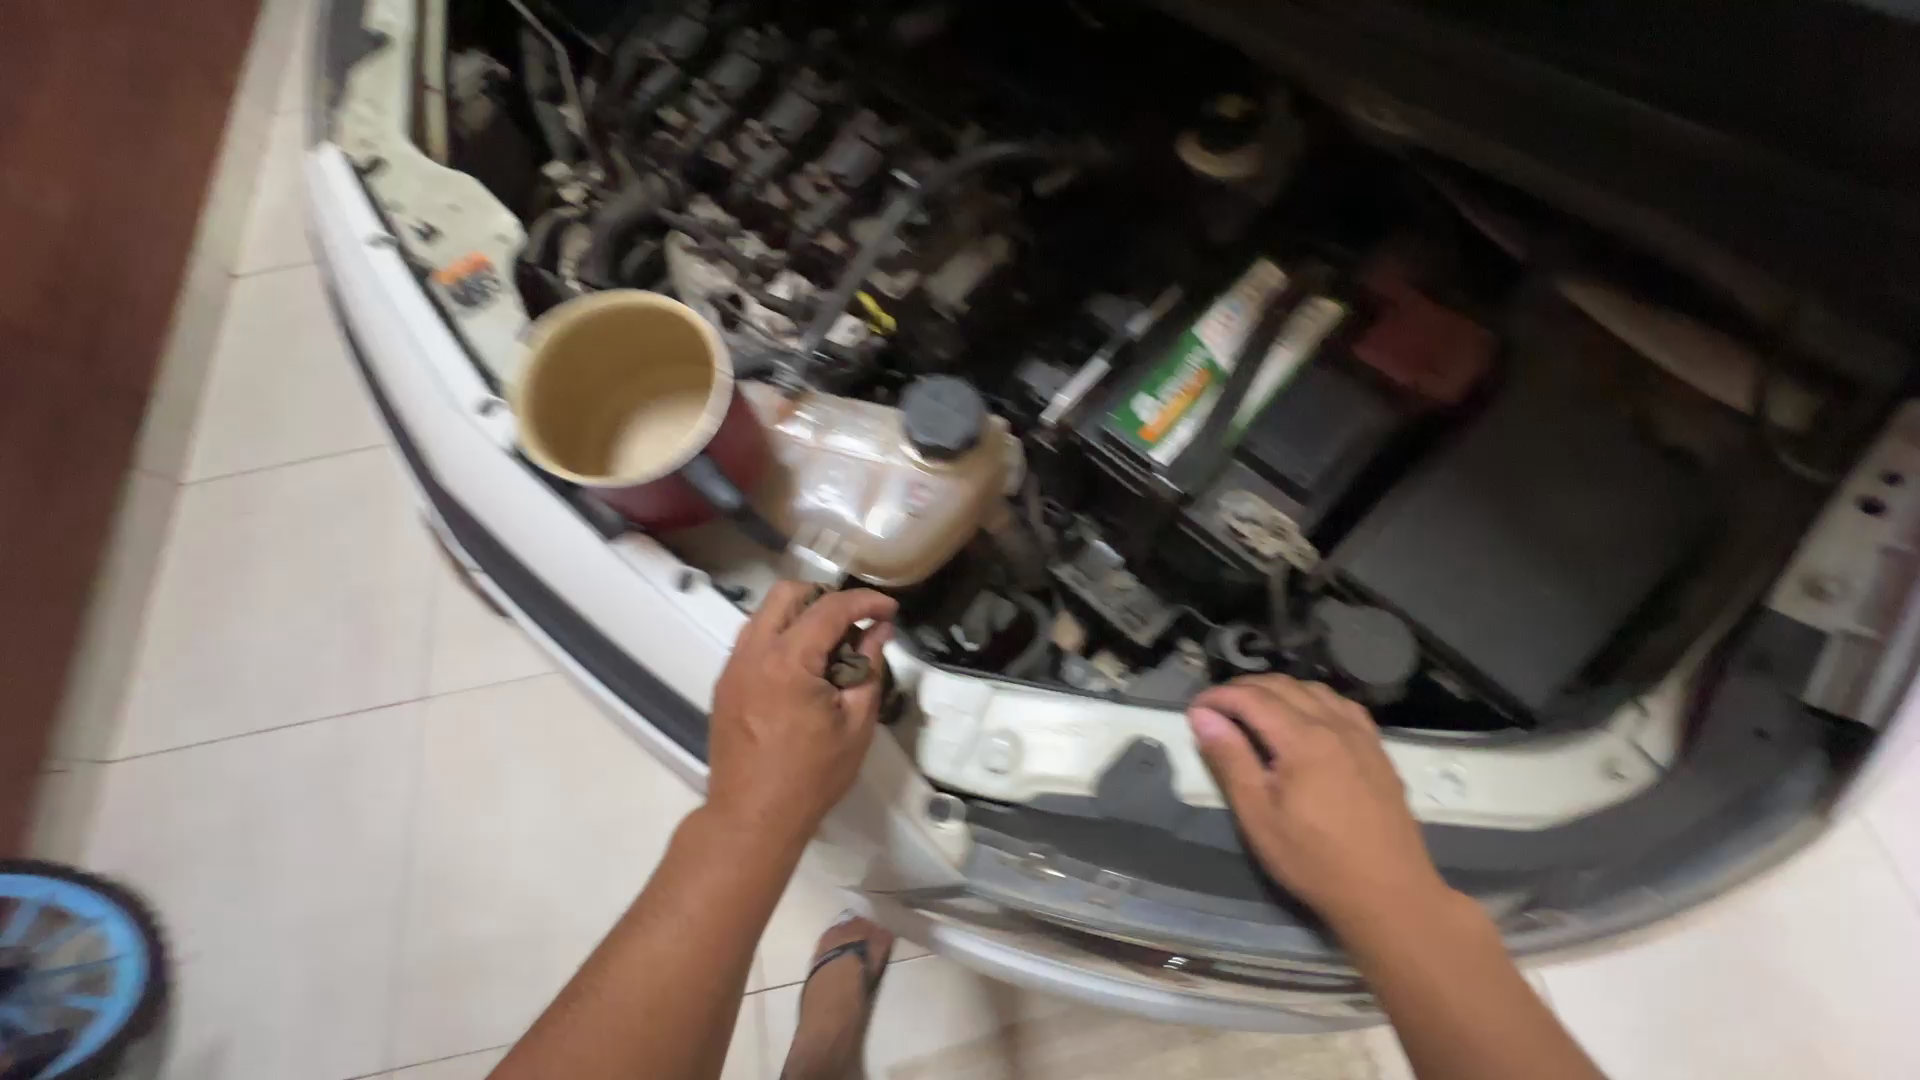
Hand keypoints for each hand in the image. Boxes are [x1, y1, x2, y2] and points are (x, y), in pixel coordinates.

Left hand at [706, 582, 897, 848]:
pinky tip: (804, 664)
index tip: (889, 609)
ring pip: (765, 613)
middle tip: (855, 622)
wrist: (751, 818)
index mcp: (787, 662)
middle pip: (787, 593)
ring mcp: (733, 667)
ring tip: (832, 643)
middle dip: (826, 597)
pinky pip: (754, 638)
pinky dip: (781, 635)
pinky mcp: (725, 683)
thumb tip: (879, 631)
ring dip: (800, 613)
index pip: (829, 608)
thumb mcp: (856, 724)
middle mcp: (753, 653)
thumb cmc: (811, 777)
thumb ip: (869, 668)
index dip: (864, 601)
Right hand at [1186, 676, 1452, 933]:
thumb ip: (1230, 759)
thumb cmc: (1314, 861)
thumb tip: (1203, 716)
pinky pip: (1341, 704)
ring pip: (1312, 689)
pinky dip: (1311, 699)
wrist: (1390, 895)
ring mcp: (1361, 735)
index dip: (1216, 698)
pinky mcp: (1377, 749)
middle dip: (1241, 689)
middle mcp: (1334, 724)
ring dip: (1276, 690)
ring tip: (1252, 711)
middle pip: (1280, 685)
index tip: (1193, 711)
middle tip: (1215, 710)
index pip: (1250, 698)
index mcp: (1302, 739)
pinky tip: (1303, 718)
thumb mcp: (1258, 816)